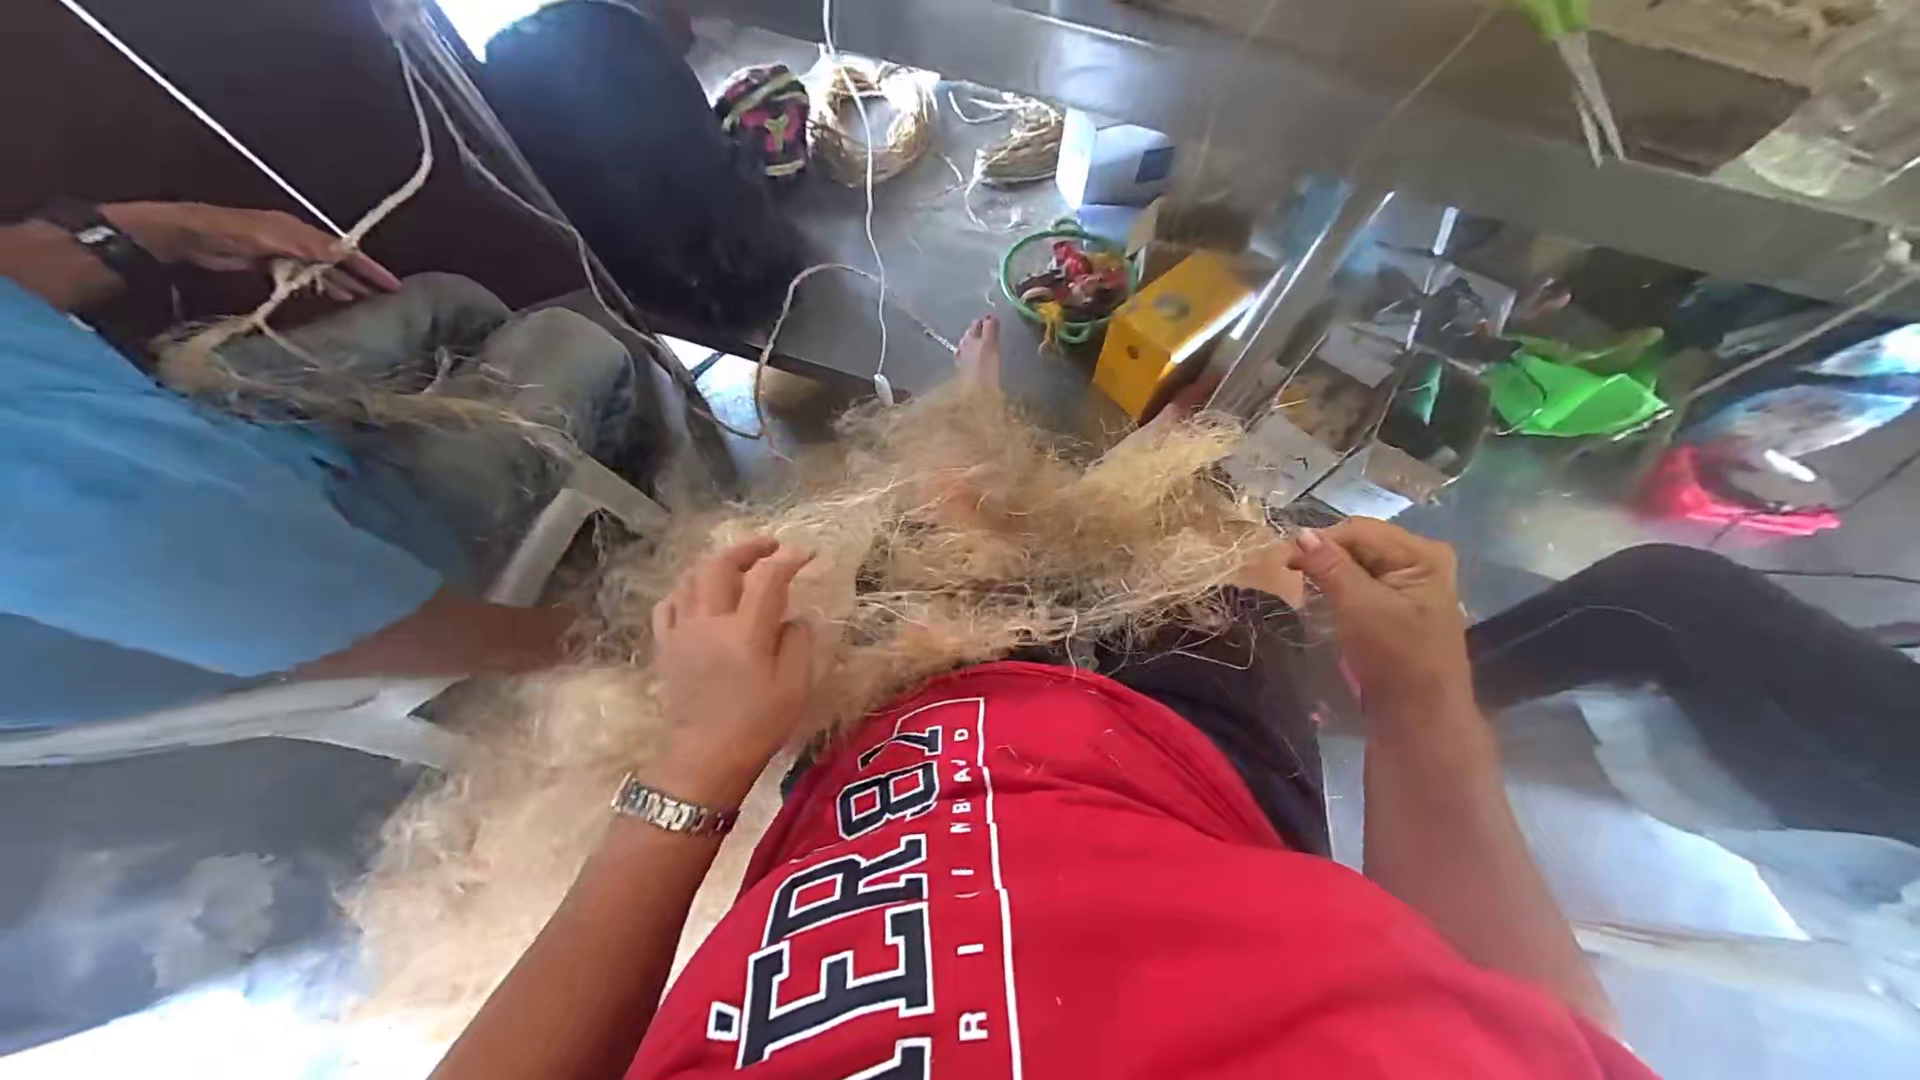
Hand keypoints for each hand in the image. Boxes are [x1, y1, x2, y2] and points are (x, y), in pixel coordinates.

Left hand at [100, 201, 401, 300]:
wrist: (179, 237)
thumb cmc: (226, 232)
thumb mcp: (272, 236)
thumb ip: (309, 245)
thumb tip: (347, 253)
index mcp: (300, 230)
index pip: (345, 250)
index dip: (370, 267)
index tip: (395, 286)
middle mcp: (297, 240)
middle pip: (339, 261)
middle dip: (364, 278)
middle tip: (390, 299)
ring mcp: (284, 253)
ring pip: (325, 271)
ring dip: (347, 285)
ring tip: (368, 304)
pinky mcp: (271, 266)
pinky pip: (308, 278)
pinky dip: (325, 288)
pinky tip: (335, 299)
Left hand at [647, 538, 816, 805]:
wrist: (706, 758)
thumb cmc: (758, 723)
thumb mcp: (795, 685)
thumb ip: (798, 641)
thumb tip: (792, 619)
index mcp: (746, 632)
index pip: (768, 578)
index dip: (790, 559)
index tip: (808, 555)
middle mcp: (709, 622)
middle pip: (720, 565)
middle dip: (747, 548)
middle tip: (770, 547)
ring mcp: (682, 632)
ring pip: (691, 578)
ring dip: (717, 564)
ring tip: (737, 568)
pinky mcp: (666, 646)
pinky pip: (669, 604)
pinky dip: (686, 590)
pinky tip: (700, 597)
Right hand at [1288, 518, 1472, 719]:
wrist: (1418, 713)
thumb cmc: (1395, 657)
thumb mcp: (1360, 606)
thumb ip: (1330, 566)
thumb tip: (1300, 534)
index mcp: (1422, 554)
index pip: (1358, 530)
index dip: (1320, 541)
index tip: (1285, 564)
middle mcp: (1419, 559)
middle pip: (1358, 541)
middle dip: (1323, 555)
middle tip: (1291, 576)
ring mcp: (1409, 581)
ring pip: (1355, 559)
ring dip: (1326, 569)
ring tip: (1305, 587)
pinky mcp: (1395, 600)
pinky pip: (1359, 578)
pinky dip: (1336, 583)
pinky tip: (1322, 597)